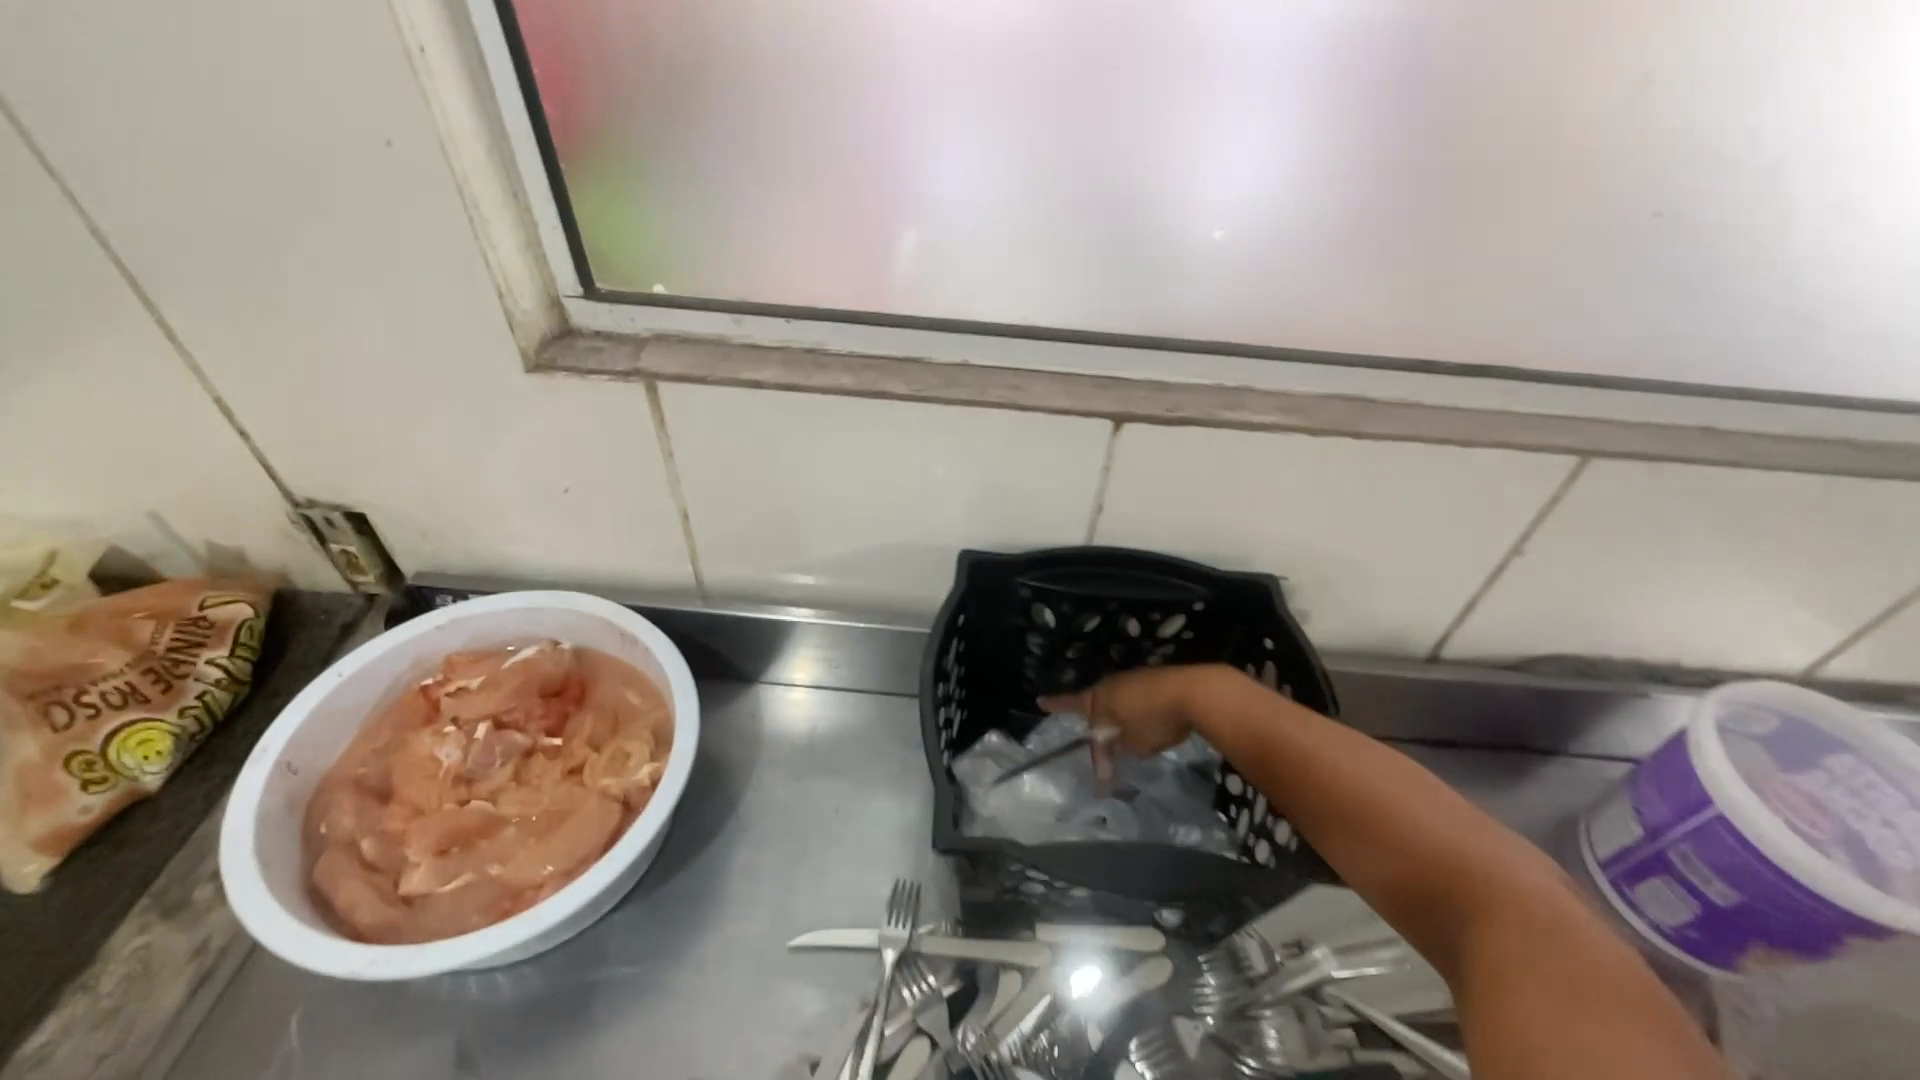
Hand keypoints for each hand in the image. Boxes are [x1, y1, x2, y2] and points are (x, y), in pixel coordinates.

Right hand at [1038, 664, 1227, 756]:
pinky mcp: (1157, 681)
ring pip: (1118, 700)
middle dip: (1094, 721)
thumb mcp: (1132, 744)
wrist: (1196, 693)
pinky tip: (1148, 723)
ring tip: (1124, 736)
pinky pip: (1137, 698)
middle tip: (1094, 737)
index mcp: (1099, 698)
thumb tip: (1116, 745)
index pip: (1070, 703)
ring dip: (1118, 718)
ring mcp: (1136, 679)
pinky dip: (1137, 712)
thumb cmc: (1155, 721)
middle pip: (1096, 704)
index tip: (1040, 701)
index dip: (1055, 705)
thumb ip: (1118, 747)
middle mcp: (1113, 684)